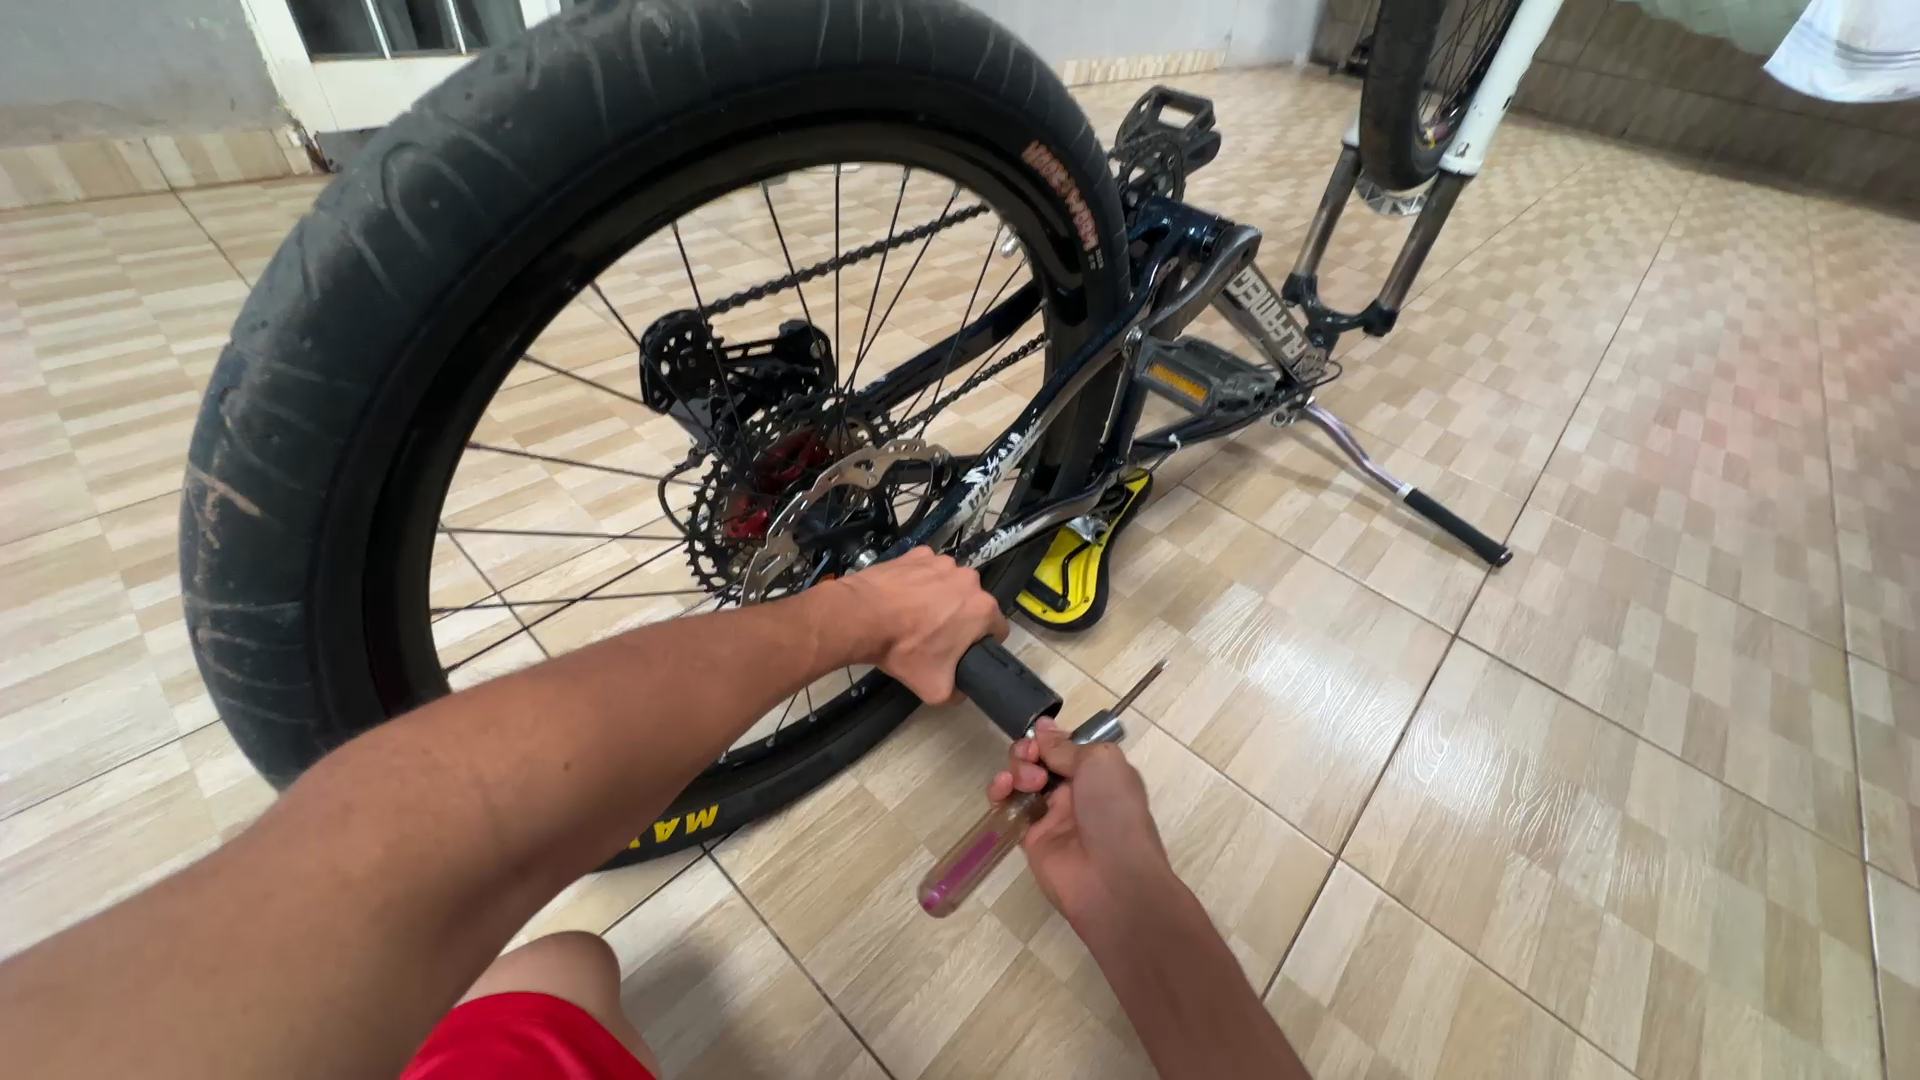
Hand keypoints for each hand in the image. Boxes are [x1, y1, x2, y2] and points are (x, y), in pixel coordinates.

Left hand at [833, 547, 1007, 703]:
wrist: (862, 616)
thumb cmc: (905, 650)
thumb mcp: (937, 689)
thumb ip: (959, 693)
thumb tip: (961, 690)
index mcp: (983, 609)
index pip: (997, 629)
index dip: (983, 643)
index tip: (963, 652)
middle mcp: (969, 579)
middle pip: (973, 604)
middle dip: (960, 618)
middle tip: (934, 636)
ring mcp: (942, 562)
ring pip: (950, 584)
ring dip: (940, 597)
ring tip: (913, 615)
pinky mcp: (918, 553)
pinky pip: (926, 569)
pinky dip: (918, 581)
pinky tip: (901, 596)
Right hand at [987, 718, 1174, 923]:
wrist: (1112, 879)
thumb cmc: (1114, 812)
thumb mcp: (1100, 762)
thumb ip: (1066, 746)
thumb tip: (1043, 728)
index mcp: (1098, 771)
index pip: (1065, 745)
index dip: (1049, 736)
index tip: (1039, 734)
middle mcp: (1075, 789)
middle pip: (1039, 758)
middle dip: (1029, 750)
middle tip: (1031, 758)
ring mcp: (1051, 813)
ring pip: (1021, 778)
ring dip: (1017, 769)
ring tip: (1028, 781)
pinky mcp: (1030, 836)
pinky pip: (1008, 806)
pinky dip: (999, 792)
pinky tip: (1002, 789)